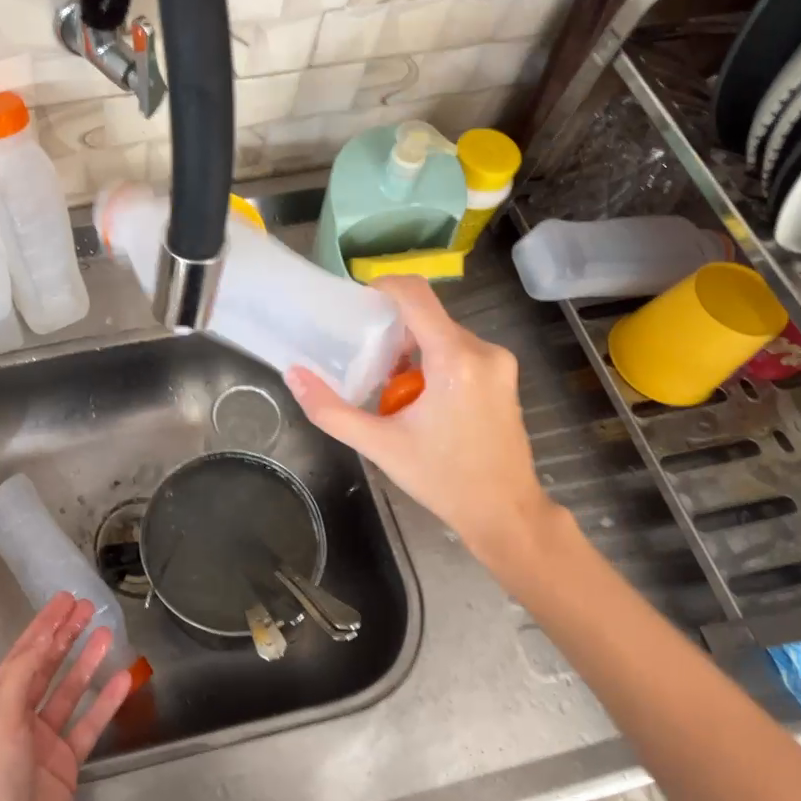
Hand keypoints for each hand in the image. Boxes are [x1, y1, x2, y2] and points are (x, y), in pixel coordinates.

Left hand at [0, 593, 134, 800]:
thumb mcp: (1, 724)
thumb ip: (21, 677)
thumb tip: (41, 639)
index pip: (22, 655)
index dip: (43, 626)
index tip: (64, 601)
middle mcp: (18, 719)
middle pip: (45, 667)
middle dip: (65, 636)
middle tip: (87, 607)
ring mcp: (43, 742)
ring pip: (69, 692)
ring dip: (87, 662)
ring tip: (107, 634)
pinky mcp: (65, 765)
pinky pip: (88, 725)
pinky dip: (105, 702)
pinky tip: (122, 680)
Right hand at [285, 275, 555, 561]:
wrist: (506, 513)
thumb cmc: (444, 479)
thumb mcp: (380, 446)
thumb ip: (332, 410)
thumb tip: (294, 376)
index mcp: (455, 359)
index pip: (415, 295)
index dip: (381, 288)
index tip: (356, 306)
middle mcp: (483, 350)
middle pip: (426, 317)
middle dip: (393, 334)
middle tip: (365, 362)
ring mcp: (498, 363)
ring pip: (442, 335)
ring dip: (412, 353)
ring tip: (391, 391)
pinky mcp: (503, 376)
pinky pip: (459, 351)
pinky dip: (434, 364)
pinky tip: (421, 401)